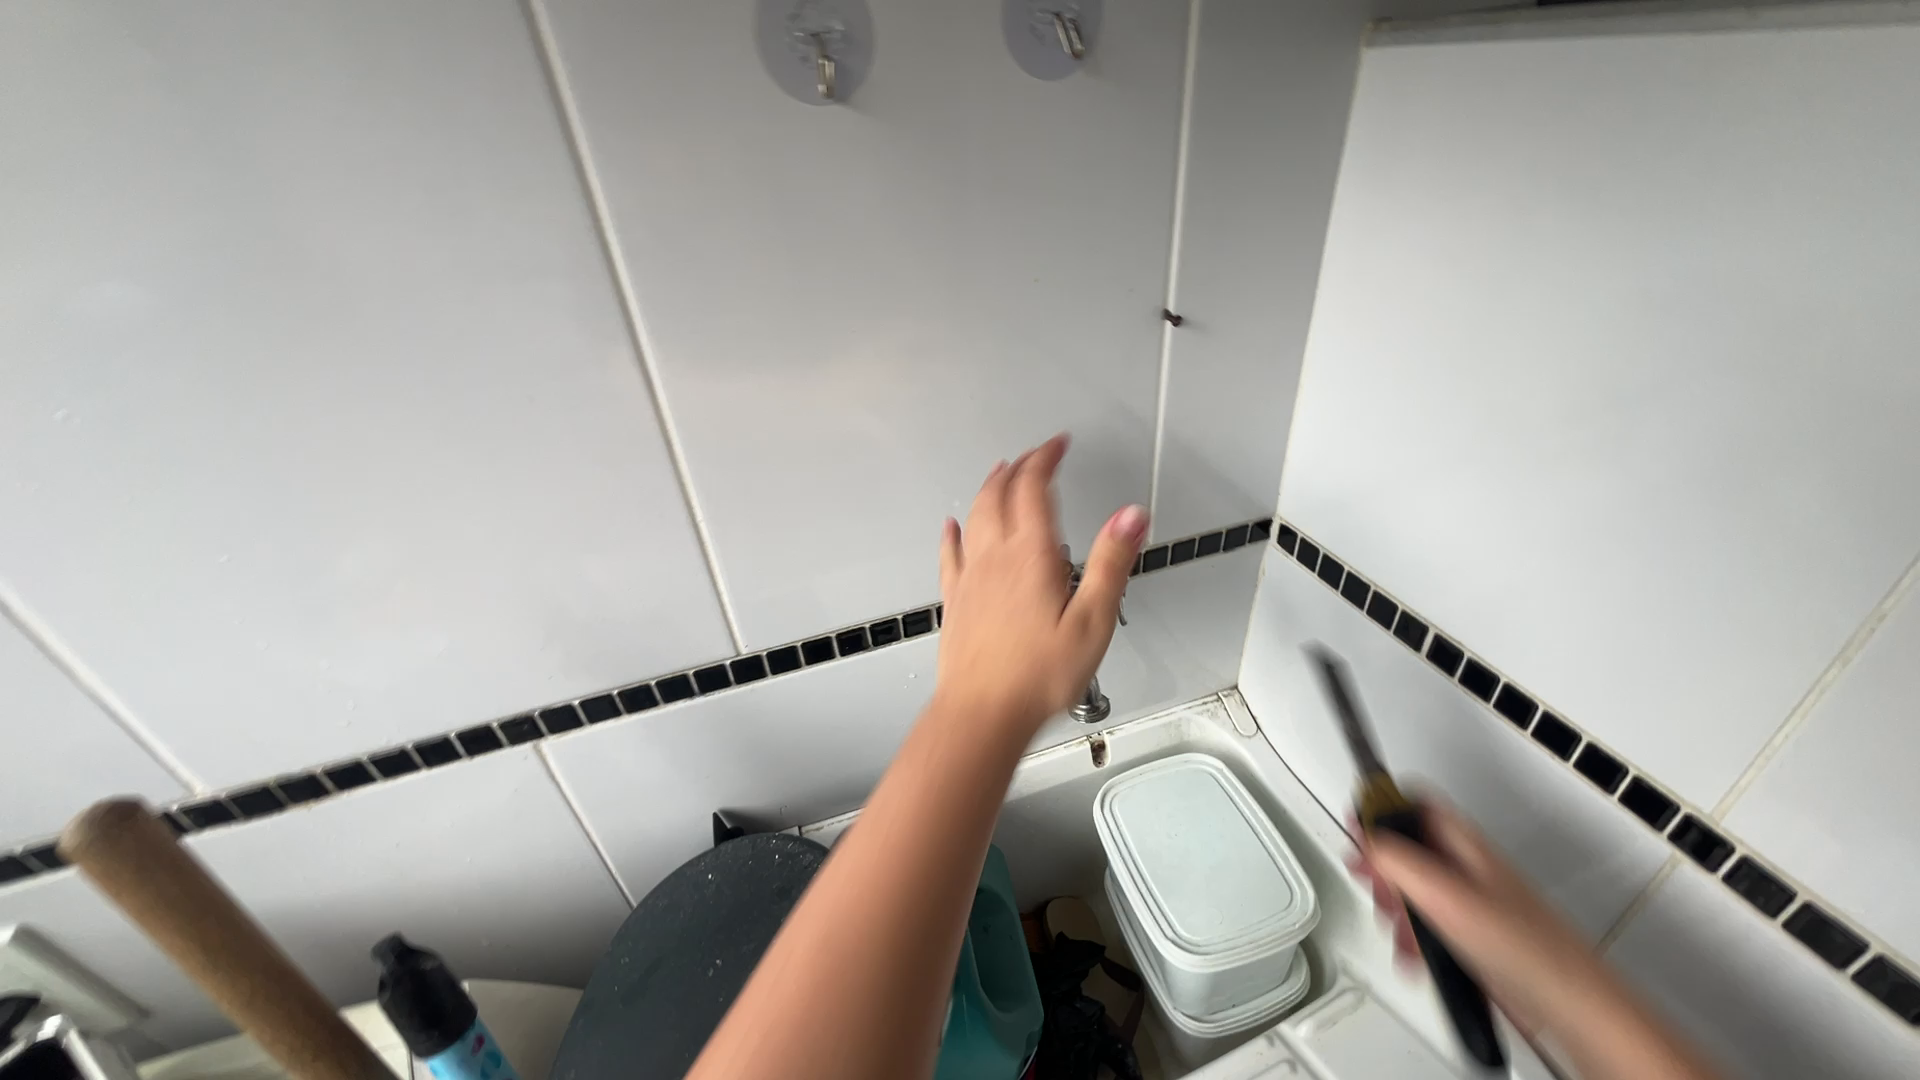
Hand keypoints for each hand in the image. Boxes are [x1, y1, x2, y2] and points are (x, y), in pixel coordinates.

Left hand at [934, 434, 1147, 733]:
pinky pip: (950, 554)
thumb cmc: (1037, 676)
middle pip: (1000, 495)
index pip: (1034, 488)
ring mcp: (971, 579)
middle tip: (1035, 455)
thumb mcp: (1093, 621)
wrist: (983, 713)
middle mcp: (995, 560)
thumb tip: (1130, 516)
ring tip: (999, 473)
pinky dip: (953, 533)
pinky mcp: (956, 601)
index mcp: (1031, 557)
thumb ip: (1111, 563)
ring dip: (988, 488)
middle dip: (1019, 467)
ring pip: (974, 517)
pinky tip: (950, 526)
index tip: (1057, 445)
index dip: (1045, 459)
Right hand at [1347, 797, 1598, 1036]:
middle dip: (1382, 866)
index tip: (1357, 822)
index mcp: (1461, 843)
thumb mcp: (1444, 894)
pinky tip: (1416, 956)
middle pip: (1406, 845)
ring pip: (1414, 888)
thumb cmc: (1526, 949)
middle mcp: (1465, 866)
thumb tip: (1365, 839)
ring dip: (1396, 907)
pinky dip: (1413, 937)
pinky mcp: (1473, 936)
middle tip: (1373, 882)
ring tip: (1398, 928)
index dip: (1381, 804)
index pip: (1413, 801)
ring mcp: (1471, 901)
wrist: (1575, 1008)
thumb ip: (1396, 859)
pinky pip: (1429, 924)